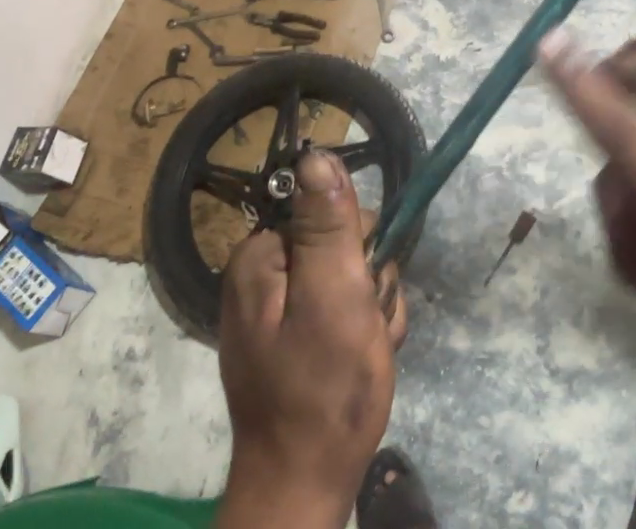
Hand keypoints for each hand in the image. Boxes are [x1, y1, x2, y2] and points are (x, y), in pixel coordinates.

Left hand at [216, 150, 408, 528]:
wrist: (306, 482)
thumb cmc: (323, 390)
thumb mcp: (334, 298)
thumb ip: (327, 226)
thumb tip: (317, 153)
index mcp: (261, 258)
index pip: (331, 213)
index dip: (361, 249)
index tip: (364, 288)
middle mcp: (264, 277)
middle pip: (344, 247)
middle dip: (370, 286)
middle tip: (366, 328)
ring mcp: (281, 311)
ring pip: (354, 282)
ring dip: (373, 314)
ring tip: (366, 351)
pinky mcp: (298, 340)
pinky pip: (346, 315)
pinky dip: (365, 336)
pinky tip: (361, 363)